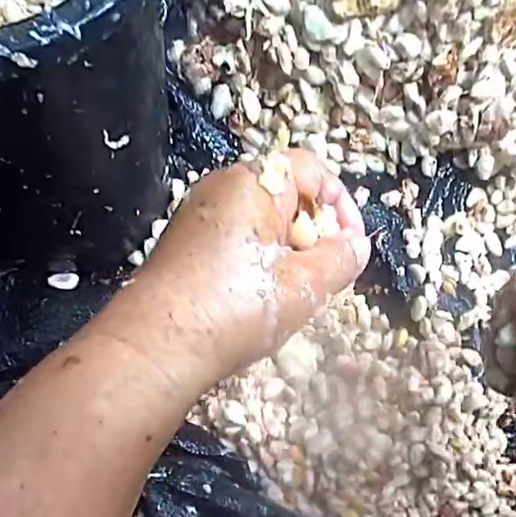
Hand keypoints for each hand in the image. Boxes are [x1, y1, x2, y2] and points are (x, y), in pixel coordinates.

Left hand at [114, 149, 368, 385]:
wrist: (157, 347)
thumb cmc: (235, 310)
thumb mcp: (302, 288)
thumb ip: (340, 262)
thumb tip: (358, 246)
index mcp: (252, 183)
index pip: (311, 169)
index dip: (341, 205)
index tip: (352, 247)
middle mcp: (222, 189)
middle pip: (285, 197)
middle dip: (315, 235)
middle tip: (325, 279)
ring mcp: (199, 219)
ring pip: (261, 225)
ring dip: (289, 255)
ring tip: (295, 297)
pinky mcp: (185, 249)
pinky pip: (237, 245)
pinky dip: (259, 265)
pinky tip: (260, 302)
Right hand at [492, 263, 515, 440]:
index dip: (507, 307)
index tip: (508, 330)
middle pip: (504, 311)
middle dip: (499, 338)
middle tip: (511, 357)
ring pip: (496, 335)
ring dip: (497, 358)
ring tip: (513, 375)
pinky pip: (497, 355)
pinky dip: (499, 371)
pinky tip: (511, 383)